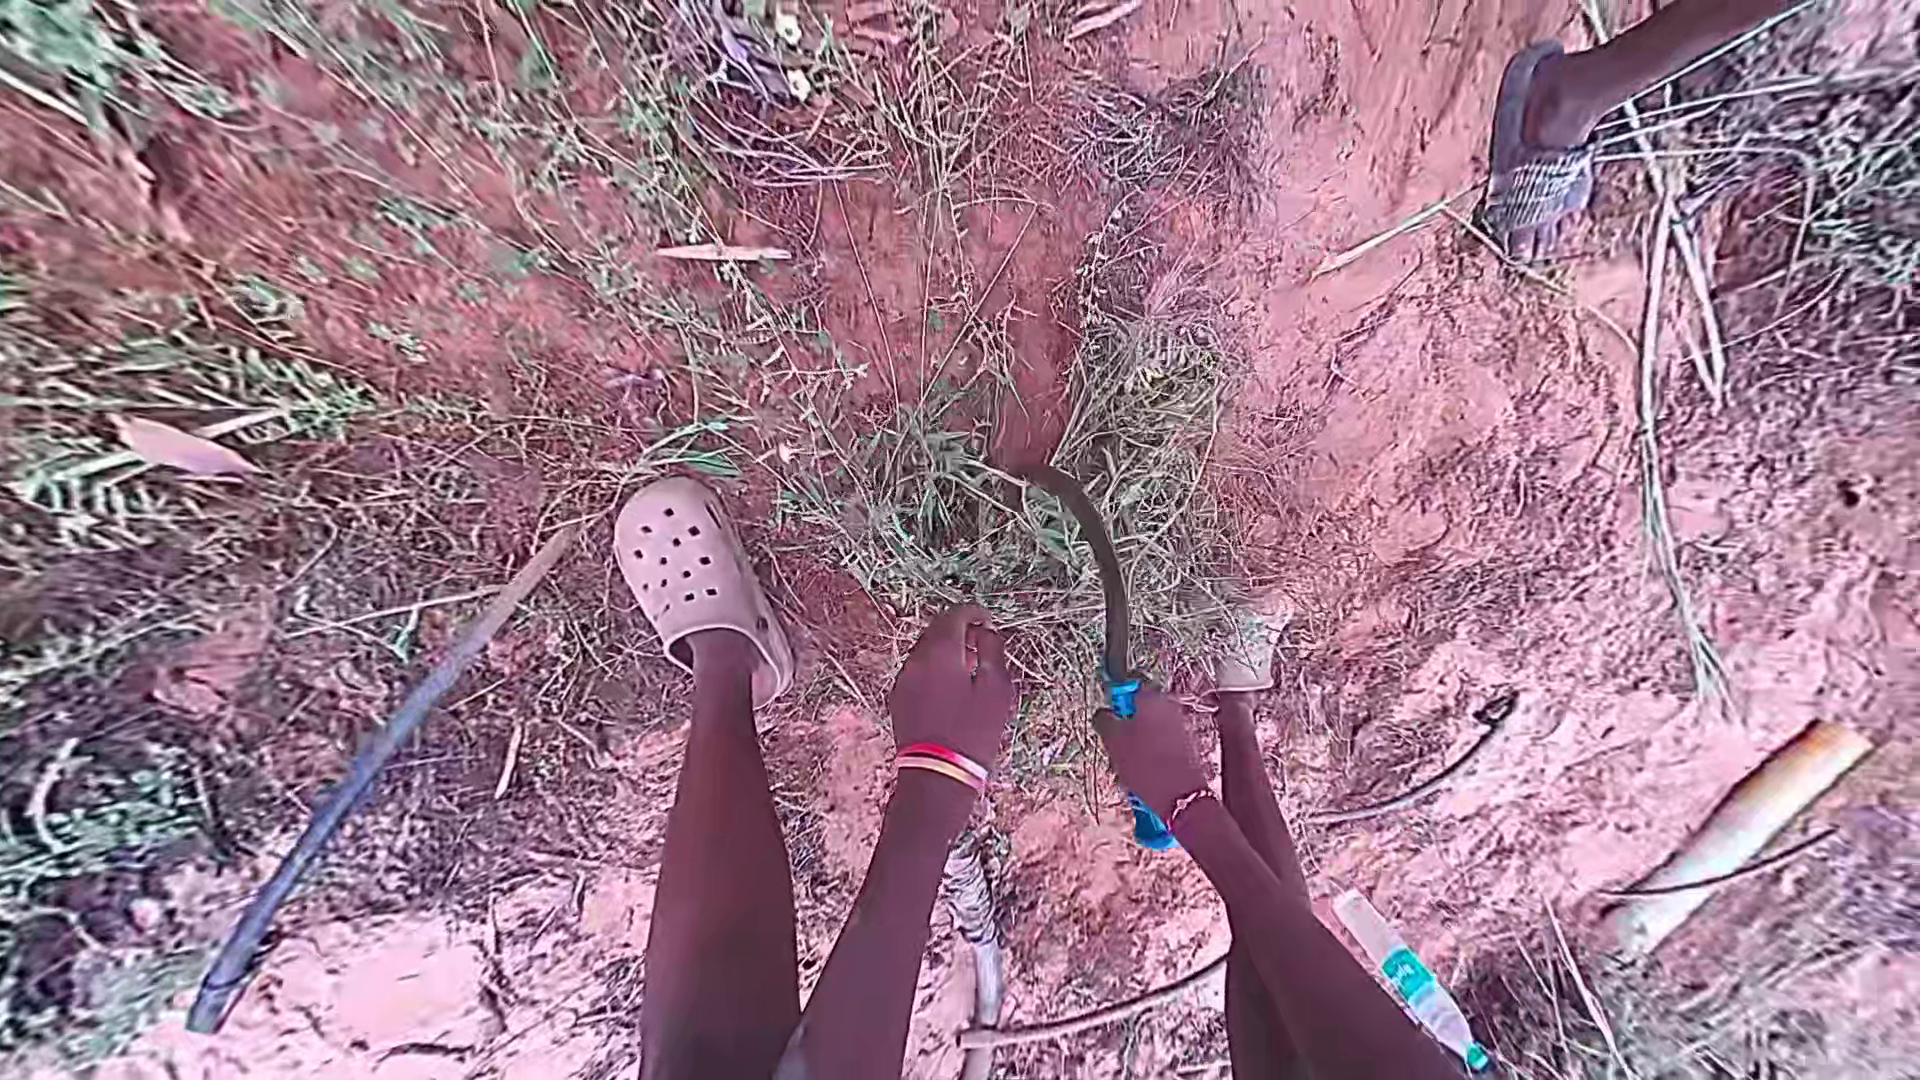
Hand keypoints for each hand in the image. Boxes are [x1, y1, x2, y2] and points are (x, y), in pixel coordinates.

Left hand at [887, 605, 1015, 770]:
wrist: (937, 775)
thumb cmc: (974, 733)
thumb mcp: (996, 689)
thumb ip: (992, 651)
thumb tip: (987, 631)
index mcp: (941, 651)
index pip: (954, 615)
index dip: (974, 612)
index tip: (988, 620)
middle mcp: (916, 658)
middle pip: (937, 629)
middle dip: (959, 628)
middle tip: (981, 641)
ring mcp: (903, 678)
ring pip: (926, 649)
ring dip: (947, 648)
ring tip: (969, 665)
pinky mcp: (898, 696)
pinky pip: (918, 669)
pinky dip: (934, 666)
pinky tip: (951, 685)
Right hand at [1093, 685, 1207, 817]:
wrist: (1180, 799)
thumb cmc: (1147, 766)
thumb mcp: (1113, 740)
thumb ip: (1104, 720)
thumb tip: (1102, 714)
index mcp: (1151, 699)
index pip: (1128, 687)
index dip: (1115, 699)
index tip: (1107, 710)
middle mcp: (1169, 709)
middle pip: (1139, 710)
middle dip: (1125, 724)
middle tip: (1113, 741)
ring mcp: (1180, 729)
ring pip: (1149, 729)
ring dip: (1137, 742)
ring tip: (1126, 763)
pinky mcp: (1186, 750)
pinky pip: (1160, 745)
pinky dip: (1150, 754)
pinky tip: (1142, 772)